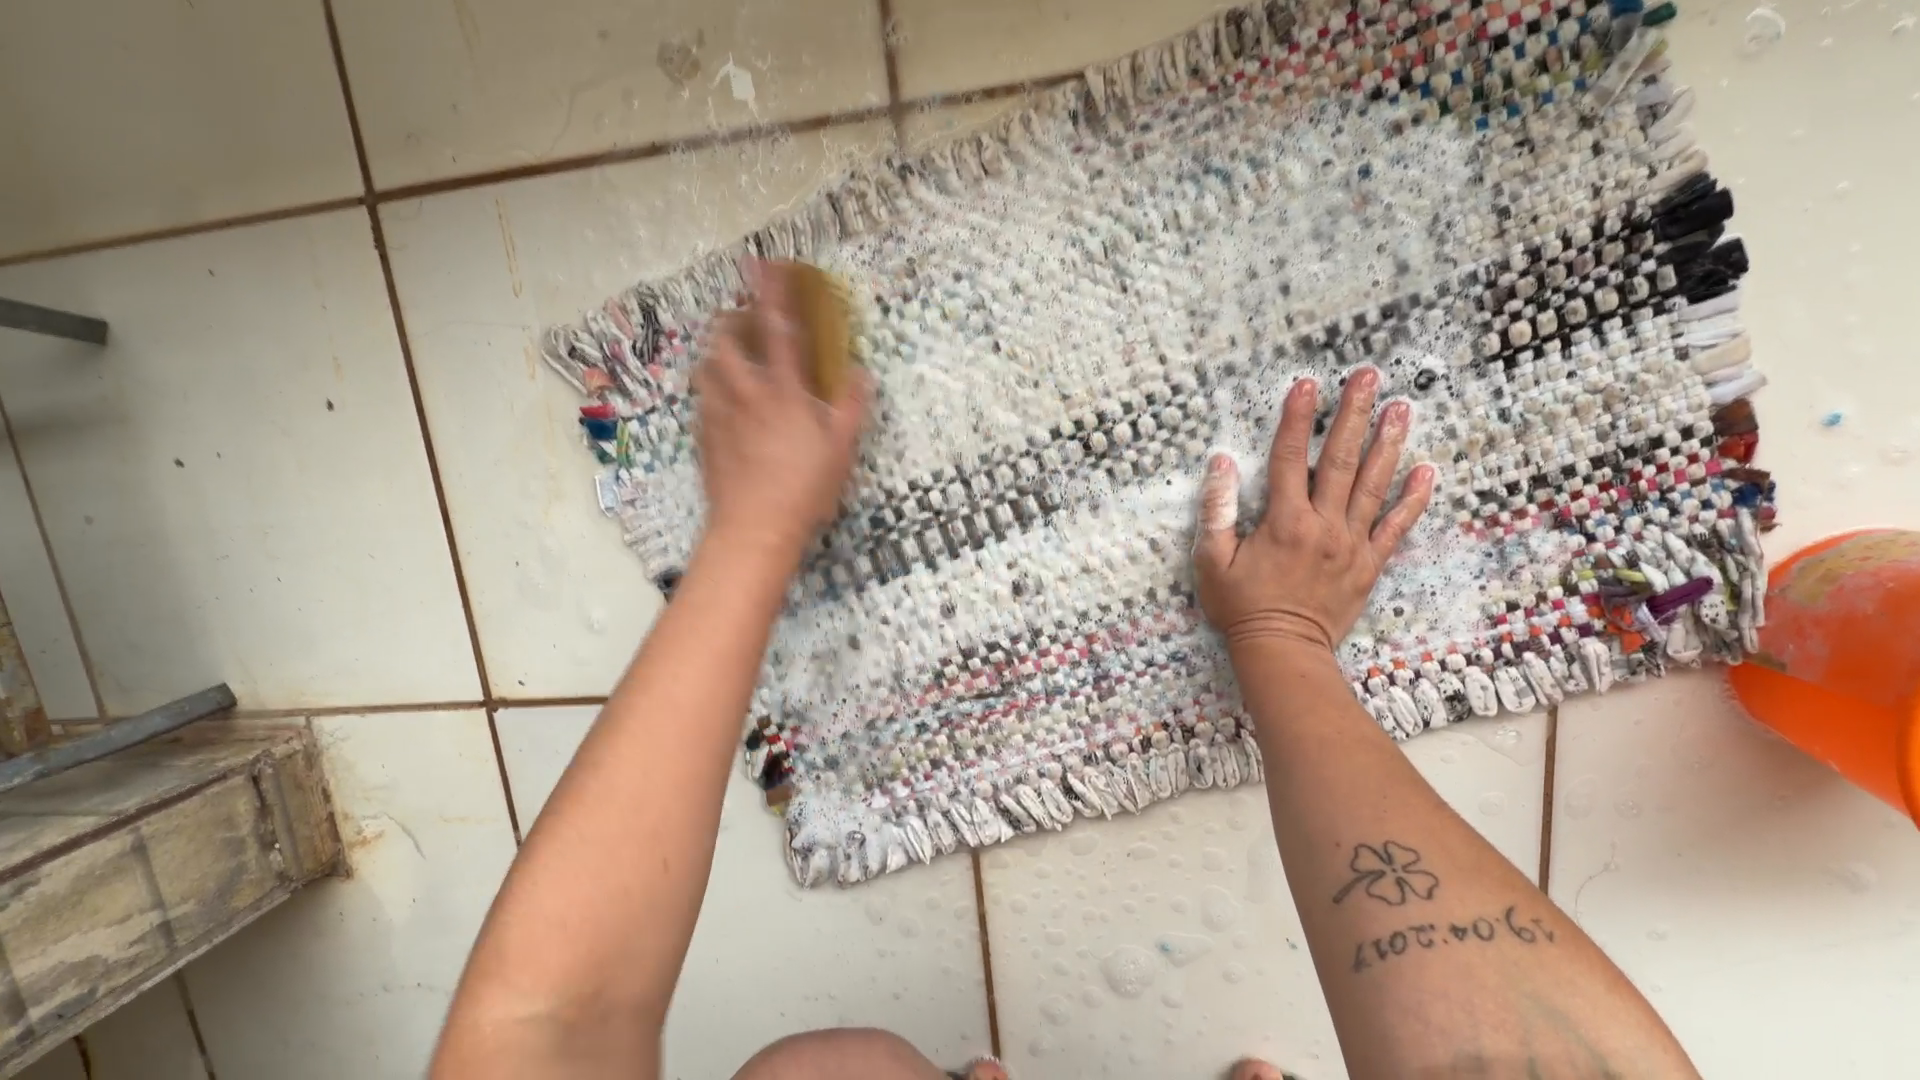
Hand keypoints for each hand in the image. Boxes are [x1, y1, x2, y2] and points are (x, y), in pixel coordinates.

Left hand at [692, 259, 870, 572]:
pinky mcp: (704, 437)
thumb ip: (850, 406)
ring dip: (718, 352)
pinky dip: (712, 389)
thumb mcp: (841, 448)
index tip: (768, 264)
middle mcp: (746, 393)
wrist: (754, 527)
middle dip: (732, 319)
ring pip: (707, 366)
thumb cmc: (804, 488)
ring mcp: (719, 414)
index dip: (774, 292)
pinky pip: (702, 399)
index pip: (778, 328)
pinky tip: (723, 402)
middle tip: (744, 318)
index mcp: (783, 390)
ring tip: (731, 355)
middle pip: (726, 339)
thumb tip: (859, 373)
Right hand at [1193, 366, 1433, 655]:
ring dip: (1387, 443)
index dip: (1295, 419)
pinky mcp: (1369, 564)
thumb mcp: (1211, 560)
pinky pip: (1396, 527)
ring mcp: (1351, 544)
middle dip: (1352, 415)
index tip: (1306, 385)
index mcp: (1283, 522)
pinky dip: (1413, 500)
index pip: (1288, 459)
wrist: (1282, 650)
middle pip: (1339, 460)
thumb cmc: (1241, 606)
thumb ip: (1216, 511)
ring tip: (1401, 407)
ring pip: (1372, 485)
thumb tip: (1221, 464)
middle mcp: (1322, 525)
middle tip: (1367, 378)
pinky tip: (1427, 472)